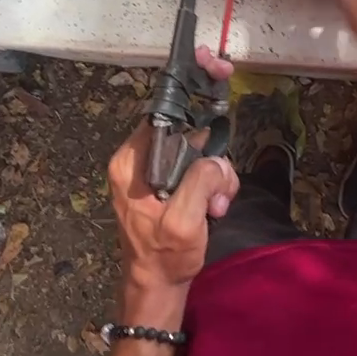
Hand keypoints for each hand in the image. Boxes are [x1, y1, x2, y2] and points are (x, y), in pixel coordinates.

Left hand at [106, 46, 239, 307]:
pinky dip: (215, 183)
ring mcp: (156, 170)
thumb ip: (200, 180)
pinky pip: (201, 166)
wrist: (157, 292)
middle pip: (184, 122)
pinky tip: (216, 208)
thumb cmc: (163, 258)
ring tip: (217, 207)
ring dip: (217, 174)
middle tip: (224, 169)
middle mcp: (139, 158)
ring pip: (199, 147)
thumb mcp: (182, 221)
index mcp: (132, 160)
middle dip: (212, 143)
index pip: (161, 107)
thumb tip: (215, 159)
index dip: (190, 84)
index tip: (213, 63)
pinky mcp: (171, 182)